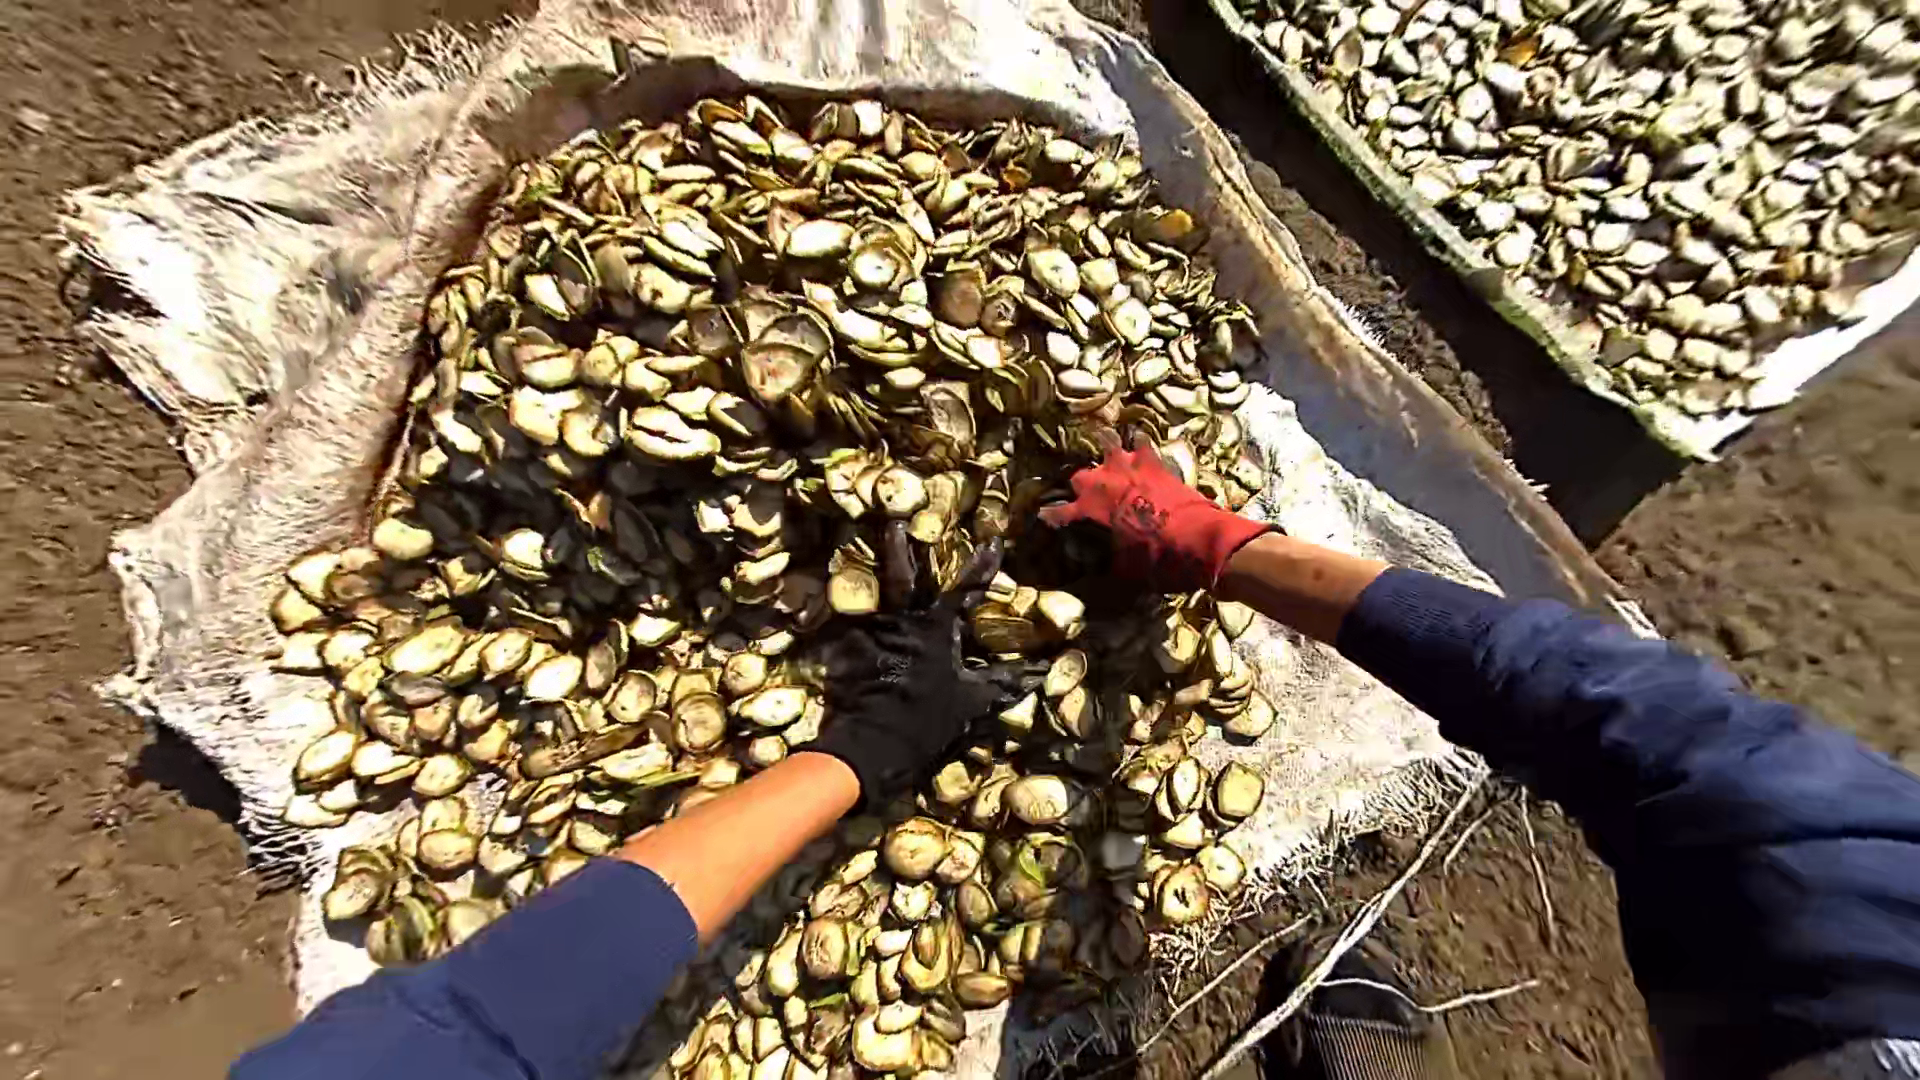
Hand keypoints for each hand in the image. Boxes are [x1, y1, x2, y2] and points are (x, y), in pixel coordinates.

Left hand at [809, 523, 1013, 809]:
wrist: (871, 746)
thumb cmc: (926, 723)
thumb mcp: (971, 704)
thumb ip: (1003, 685)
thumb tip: (1042, 673)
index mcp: (935, 630)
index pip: (964, 591)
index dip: (981, 568)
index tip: (992, 543)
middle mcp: (901, 622)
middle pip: (901, 576)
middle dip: (898, 546)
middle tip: (893, 520)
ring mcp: (871, 633)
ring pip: (872, 595)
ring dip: (872, 575)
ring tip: (862, 551)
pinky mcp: (847, 650)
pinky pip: (853, 626)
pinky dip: (857, 619)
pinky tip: (852, 617)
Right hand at [1040, 429, 1272, 592]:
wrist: (1200, 540)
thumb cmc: (1157, 561)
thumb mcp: (1124, 569)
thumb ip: (1105, 558)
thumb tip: (1098, 563)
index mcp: (1088, 511)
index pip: (1057, 513)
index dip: (1051, 518)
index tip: (1046, 519)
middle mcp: (1101, 484)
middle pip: (1078, 478)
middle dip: (1081, 488)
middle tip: (1088, 496)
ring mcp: (1127, 467)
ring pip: (1106, 444)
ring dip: (1106, 452)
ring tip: (1110, 458)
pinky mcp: (1154, 461)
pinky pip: (1141, 442)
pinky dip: (1139, 445)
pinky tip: (1140, 447)